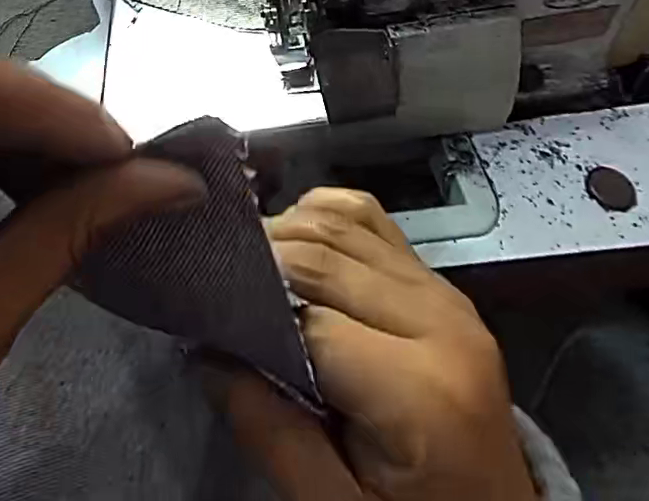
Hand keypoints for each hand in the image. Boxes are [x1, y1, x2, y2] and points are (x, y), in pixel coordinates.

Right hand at [220, 188, 537, 499]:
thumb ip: (274, 434)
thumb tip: (209, 355)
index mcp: (423, 391)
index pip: (316, 324)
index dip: (255, 313)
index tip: (203, 314)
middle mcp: (440, 320)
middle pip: (330, 258)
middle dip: (265, 256)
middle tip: (212, 273)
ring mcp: (445, 292)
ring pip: (351, 225)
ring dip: (291, 228)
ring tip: (248, 256)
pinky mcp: (441, 282)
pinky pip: (378, 223)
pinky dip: (330, 214)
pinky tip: (298, 234)